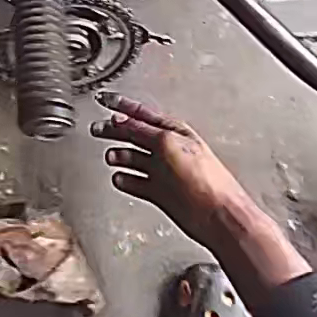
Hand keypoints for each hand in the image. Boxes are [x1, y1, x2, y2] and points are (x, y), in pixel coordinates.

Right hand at [94, 93, 309, 304]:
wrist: (218, 217)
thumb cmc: (203, 179)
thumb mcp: (167, 144)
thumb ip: (142, 131)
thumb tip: (121, 120)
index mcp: (172, 132)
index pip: (140, 113)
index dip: (120, 105)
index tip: (104, 99)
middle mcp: (167, 149)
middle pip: (133, 134)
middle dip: (114, 130)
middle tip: (97, 129)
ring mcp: (164, 171)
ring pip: (134, 159)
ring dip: (120, 156)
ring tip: (110, 157)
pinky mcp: (161, 193)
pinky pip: (138, 183)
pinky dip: (126, 180)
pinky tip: (119, 178)